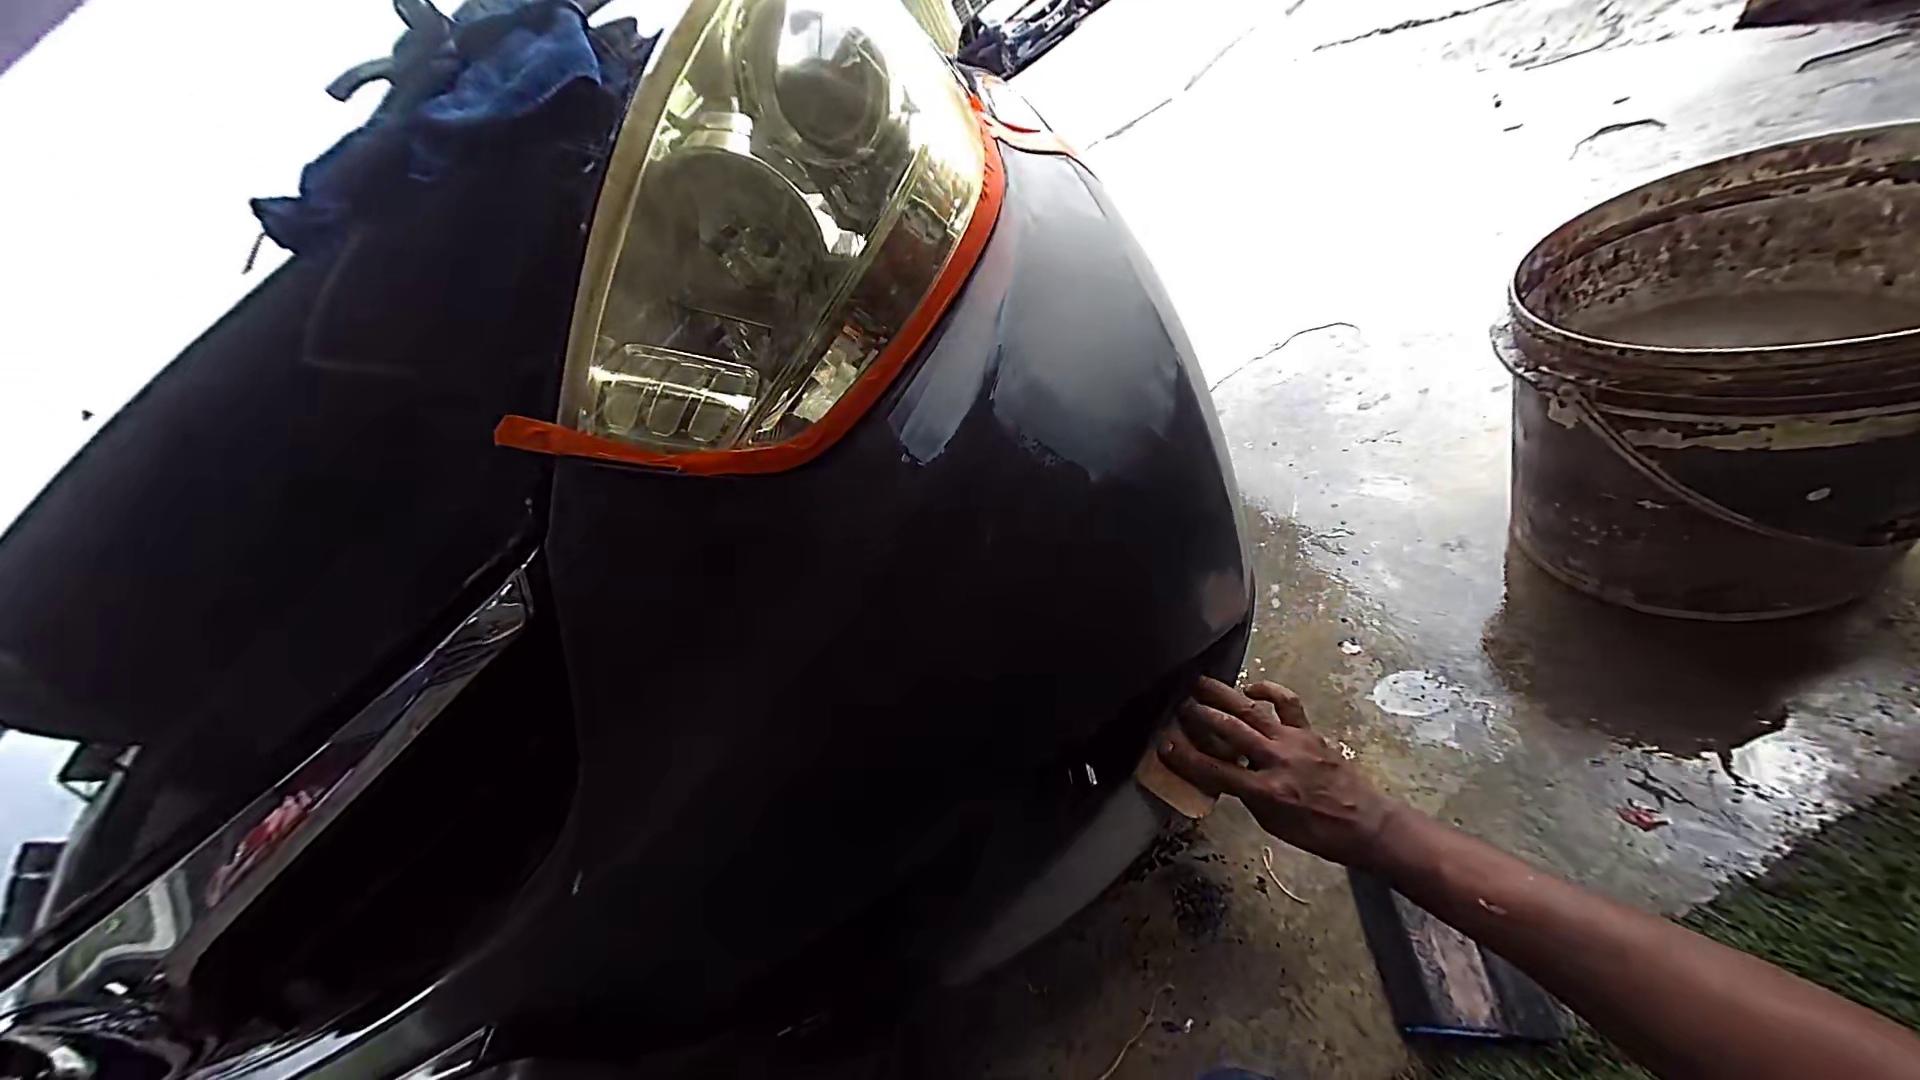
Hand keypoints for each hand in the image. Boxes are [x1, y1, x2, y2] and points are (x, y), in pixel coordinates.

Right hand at [1157, 677, 1400, 867]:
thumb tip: (1223, 772)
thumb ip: (1246, 794)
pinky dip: (1268, 691)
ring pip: (1251, 711)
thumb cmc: (1318, 833)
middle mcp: (1277, 762)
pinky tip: (1251, 689)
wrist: (1368, 826)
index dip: (1186, 758)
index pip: (1216, 771)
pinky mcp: (1309, 732)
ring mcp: (1294, 742)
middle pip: (1230, 731)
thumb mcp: (1272, 823)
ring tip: (1199, 682)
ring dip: (1222, 694)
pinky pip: (1287, 704)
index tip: (1165, 745)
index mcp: (1267, 792)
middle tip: (1179, 706)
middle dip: (1200, 716)